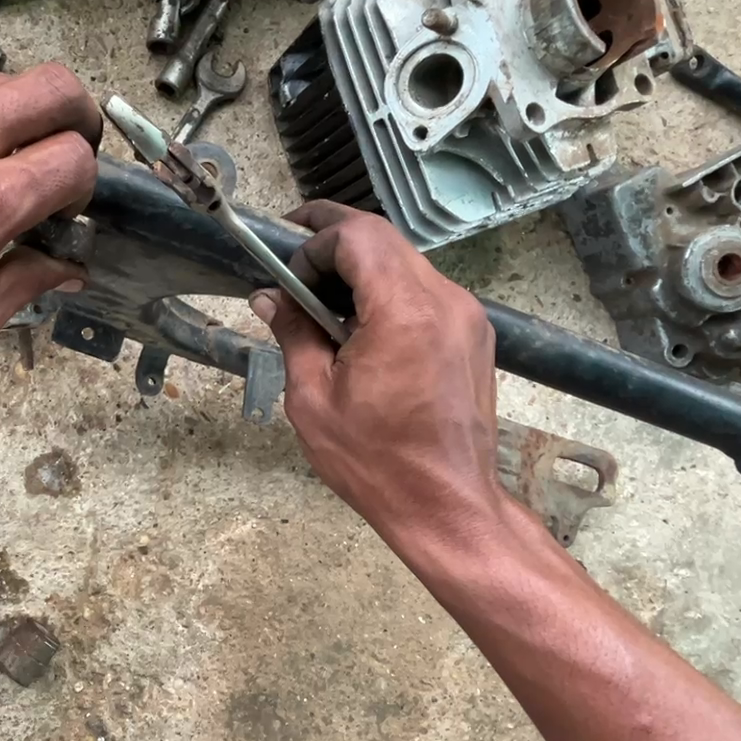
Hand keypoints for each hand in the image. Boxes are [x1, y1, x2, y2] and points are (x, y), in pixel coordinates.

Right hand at [249, 202, 507, 551]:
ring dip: (358, 266)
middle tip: (291, 261)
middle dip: (332, 240)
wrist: (447, 504)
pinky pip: (422, 288)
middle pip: (383, 238)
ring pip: (404, 259)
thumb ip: (293, 334)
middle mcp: (444, 301)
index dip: (313, 241)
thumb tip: (268, 296)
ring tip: (320, 300)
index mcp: (403, 313)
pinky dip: (384, 289)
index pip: (358, 236)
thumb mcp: (312, 399)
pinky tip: (357, 324)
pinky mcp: (473, 333)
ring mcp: (466, 315)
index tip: (285, 275)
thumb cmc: (373, 460)